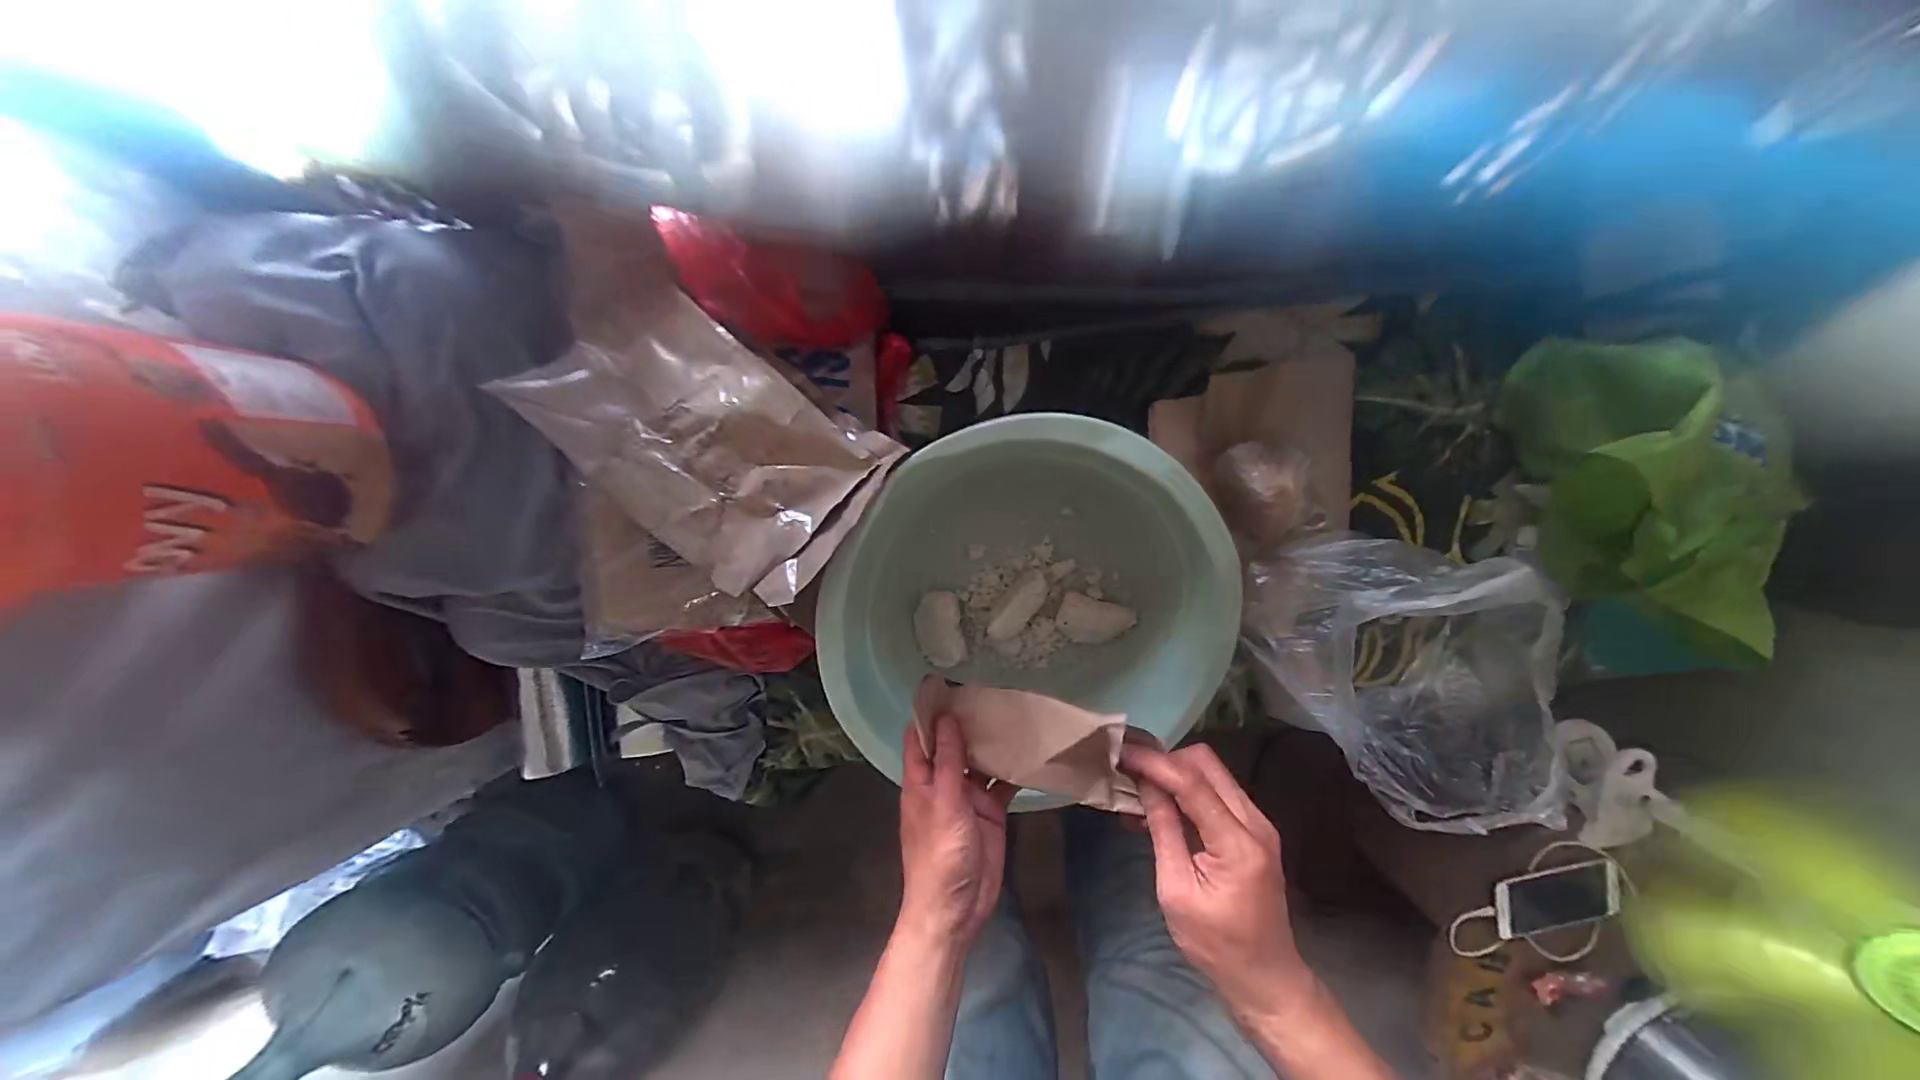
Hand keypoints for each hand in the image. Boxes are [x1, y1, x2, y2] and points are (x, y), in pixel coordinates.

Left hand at [897, 713, 1017, 948]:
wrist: (956, 909)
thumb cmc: (940, 854)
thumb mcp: (943, 803)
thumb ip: (948, 762)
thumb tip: (946, 719)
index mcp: (921, 780)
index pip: (920, 737)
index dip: (931, 713)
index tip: (949, 686)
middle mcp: (943, 783)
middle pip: (954, 745)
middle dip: (968, 722)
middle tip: (992, 693)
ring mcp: (968, 798)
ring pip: (980, 762)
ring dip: (992, 743)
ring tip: (1013, 714)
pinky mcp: (990, 813)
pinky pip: (1001, 784)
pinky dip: (1013, 770)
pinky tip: (1029, 752)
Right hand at [1119, 743, 1312, 1013]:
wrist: (1265, 977)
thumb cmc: (1216, 944)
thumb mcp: (1177, 890)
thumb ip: (1164, 831)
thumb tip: (1144, 784)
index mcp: (1237, 843)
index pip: (1192, 782)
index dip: (1154, 762)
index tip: (1121, 752)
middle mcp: (1255, 822)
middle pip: (1206, 763)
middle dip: (1165, 759)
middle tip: (1128, 771)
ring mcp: (1258, 824)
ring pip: (1212, 772)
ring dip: (1174, 772)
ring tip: (1138, 790)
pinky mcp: (1253, 830)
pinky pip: (1217, 791)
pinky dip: (1187, 789)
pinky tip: (1160, 807)